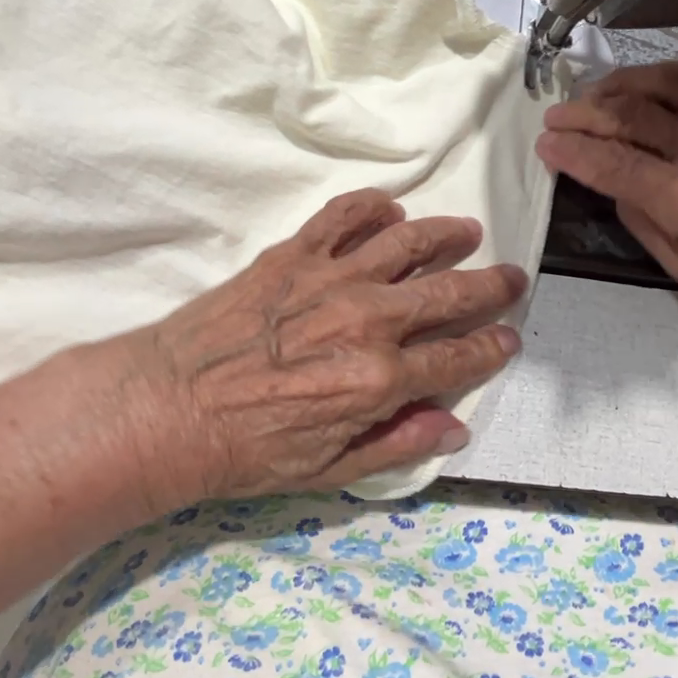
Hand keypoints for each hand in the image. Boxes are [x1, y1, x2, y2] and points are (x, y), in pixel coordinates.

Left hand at [85, 189, 526, 502]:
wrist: (166, 409)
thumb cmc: (246, 451)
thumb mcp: (328, 471)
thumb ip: (397, 445)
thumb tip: (455, 428)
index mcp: (380, 380)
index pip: (460, 358)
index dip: (492, 347)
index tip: (508, 337)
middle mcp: (367, 321)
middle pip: (449, 294)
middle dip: (491, 285)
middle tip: (511, 276)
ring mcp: (331, 279)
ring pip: (408, 242)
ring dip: (446, 234)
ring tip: (466, 231)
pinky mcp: (293, 253)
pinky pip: (344, 215)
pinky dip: (373, 206)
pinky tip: (389, 209)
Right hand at [535, 56, 677, 344]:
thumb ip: (646, 225)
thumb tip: (615, 186)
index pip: (612, 161)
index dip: (570, 151)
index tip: (545, 146)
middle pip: (630, 112)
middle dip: (582, 113)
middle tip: (556, 118)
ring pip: (666, 81)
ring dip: (621, 84)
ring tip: (597, 96)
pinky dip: (674, 70)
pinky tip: (656, 81)